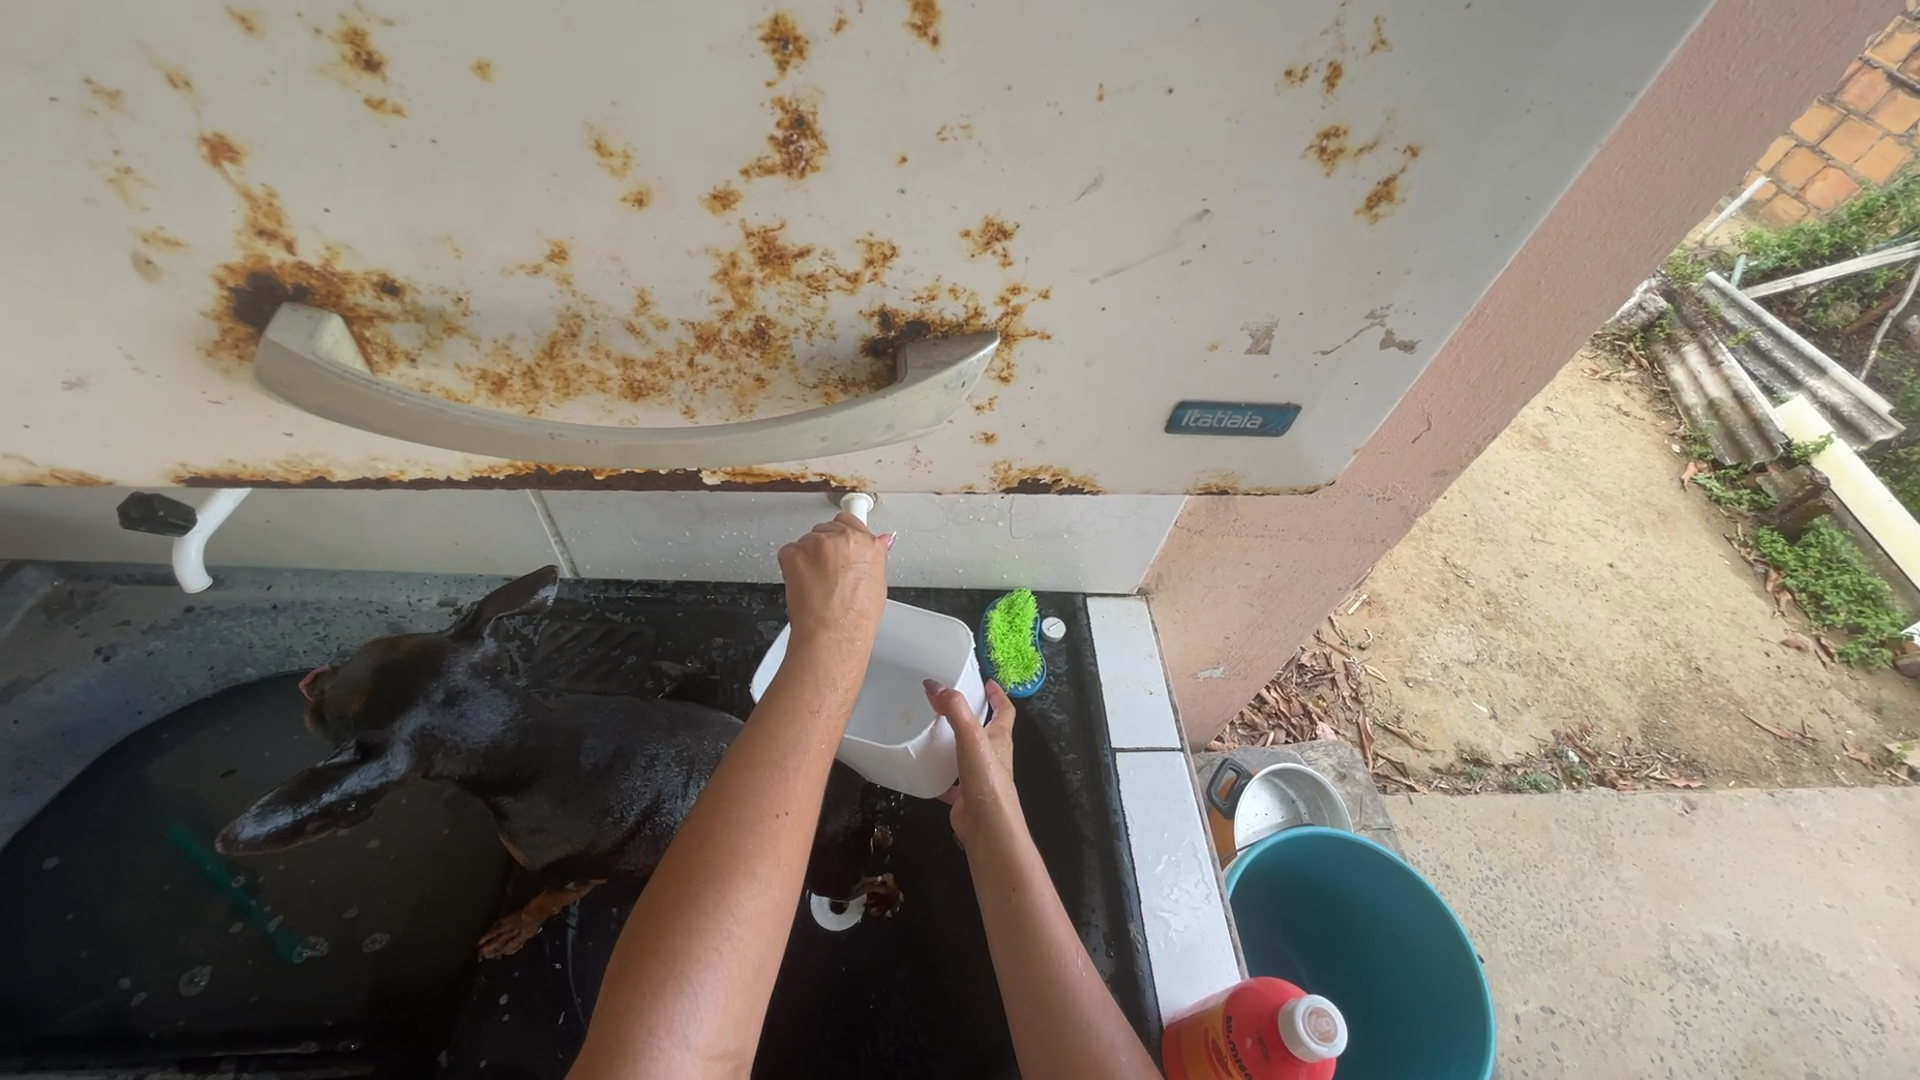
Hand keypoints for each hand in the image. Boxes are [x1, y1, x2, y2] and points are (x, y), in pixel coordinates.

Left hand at [777, 513, 890, 654]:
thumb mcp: (877, 584)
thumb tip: (882, 542)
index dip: (843, 537)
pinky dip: (791, 566)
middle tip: (827, 572)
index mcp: (868, 544)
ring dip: (808, 556)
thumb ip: (875, 556)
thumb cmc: (857, 618)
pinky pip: (789, 552)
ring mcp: (818, 543)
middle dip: (824, 547)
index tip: (839, 546)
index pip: (850, 522)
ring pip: (807, 540)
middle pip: (827, 529)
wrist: (834, 633)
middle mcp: (844, 538)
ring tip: (816, 584)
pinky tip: (803, 584)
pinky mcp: (795, 552)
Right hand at [925, 680, 1019, 843]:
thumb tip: (934, 685)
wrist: (987, 826)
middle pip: (985, 730)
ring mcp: (979, 776)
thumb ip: (955, 708)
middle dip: (971, 716)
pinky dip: (938, 774)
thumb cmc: (986, 778)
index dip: (998, 695)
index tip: (986, 683)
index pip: (1005, 710)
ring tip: (931, 731)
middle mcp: (993, 755)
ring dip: (952, 743)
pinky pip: (950, 780)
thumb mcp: (971, 735)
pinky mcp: (965, 795)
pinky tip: (923, 769)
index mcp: (1000, 738)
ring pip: (965, 754)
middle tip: (948, 704)